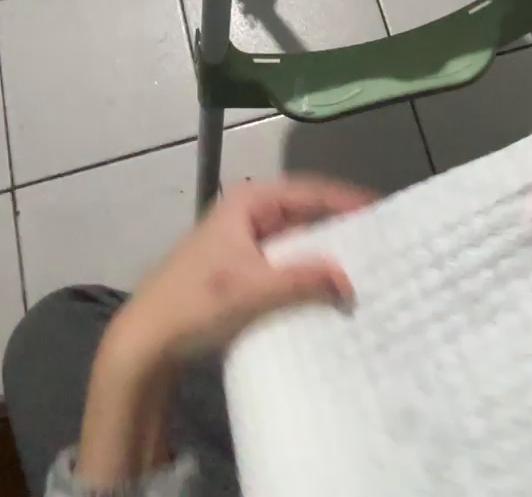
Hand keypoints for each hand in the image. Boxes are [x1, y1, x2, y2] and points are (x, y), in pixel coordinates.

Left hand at [107, 176, 373, 364]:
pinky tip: (329, 287)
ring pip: (295, 238)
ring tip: (365, 263)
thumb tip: (350, 279)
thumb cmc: (197, 302)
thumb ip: (304, 280)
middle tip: (381, 240)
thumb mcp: (254, 290)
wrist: (148, 340)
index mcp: (248, 202)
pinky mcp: (241, 268)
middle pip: (304, 212)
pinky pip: (285, 260)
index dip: (345, 200)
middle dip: (339, 225)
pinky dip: (307, 270)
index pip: (308, 191)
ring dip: (324, 251)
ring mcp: (243, 241)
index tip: (383, 211)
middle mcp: (247, 213)